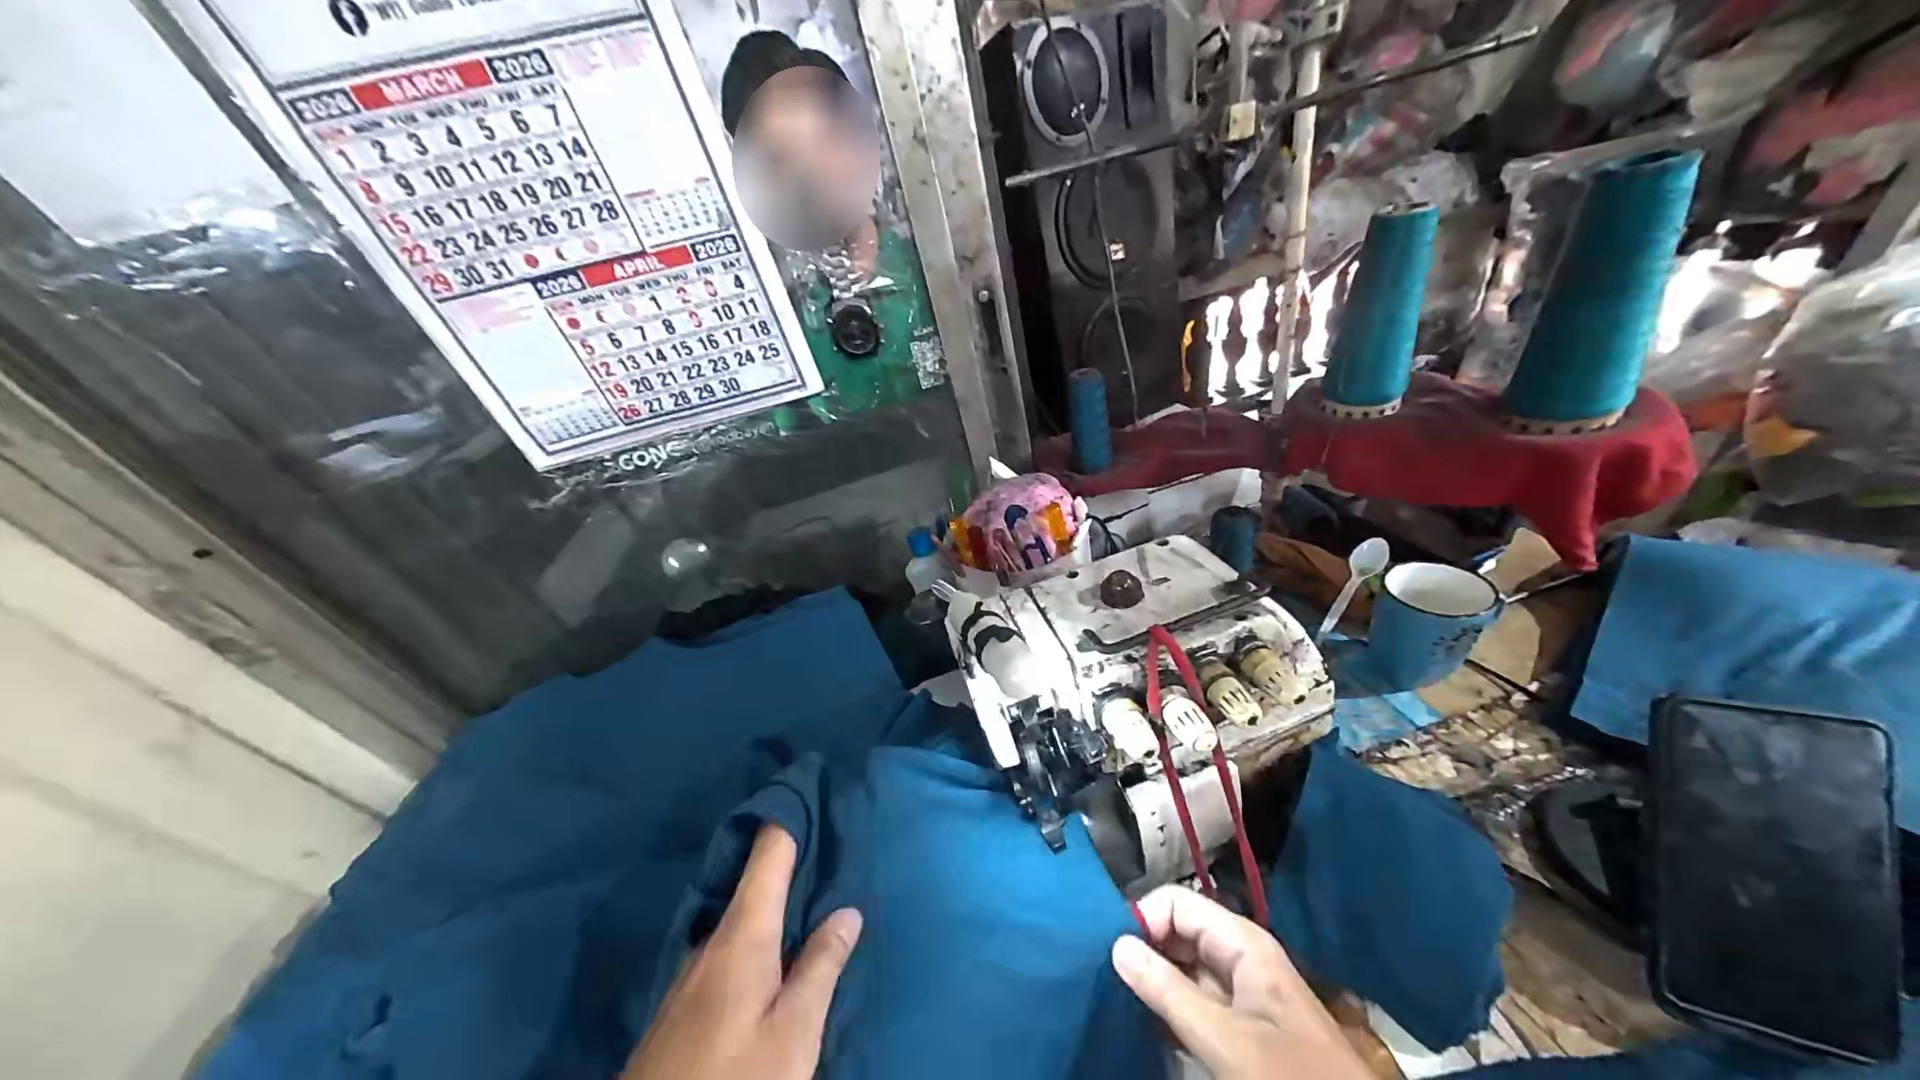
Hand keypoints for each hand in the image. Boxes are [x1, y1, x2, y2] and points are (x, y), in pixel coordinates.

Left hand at [621, 825, 862, 1079]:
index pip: (768, 853)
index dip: (789, 816)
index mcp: (740, 935)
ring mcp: (692, 973)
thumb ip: (820, 967)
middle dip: (787, 857)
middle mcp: (711, 941)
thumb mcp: (793, 1034)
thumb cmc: (734, 1079)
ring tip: (811, 884)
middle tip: (826, 836)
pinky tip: (776, 942)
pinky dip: (757, 928)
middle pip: (753, 880)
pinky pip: (728, 944)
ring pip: (740, 914)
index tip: (810, 784)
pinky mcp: (685, 1003)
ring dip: (773, 895)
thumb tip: (846, 911)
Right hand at [1111, 885, 1373, 1079]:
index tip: (1110, 952)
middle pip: (1178, 930)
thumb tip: (1116, 945)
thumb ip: (1168, 991)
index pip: (1176, 902)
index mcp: (1242, 942)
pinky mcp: (1241, 1023)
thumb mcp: (1225, 1040)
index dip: (1142, 919)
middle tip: (1106, 975)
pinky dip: (1168, 1005)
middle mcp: (1239, 955)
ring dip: (1152, 978)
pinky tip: (1145, 1021)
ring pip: (1183, 965)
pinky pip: (1193, 998)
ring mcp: (1241, 990)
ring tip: (1117, 995)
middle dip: (1143, 946)